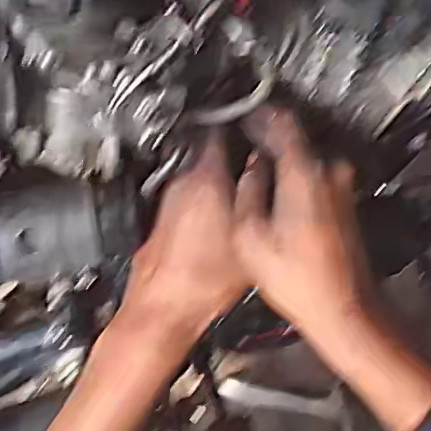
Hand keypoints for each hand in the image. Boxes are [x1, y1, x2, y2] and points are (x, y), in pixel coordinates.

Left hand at [117, 130, 250, 346]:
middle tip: (256, 157)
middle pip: (209, 149)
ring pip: (199, 171)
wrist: (164, 309)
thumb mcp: (250, 235)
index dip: (239, 121)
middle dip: (233, 150)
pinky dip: (207, 194)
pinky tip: (221, 216)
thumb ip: (258, 195)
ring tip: (243, 188)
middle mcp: (183, 182)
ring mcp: (170, 200)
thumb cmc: (203, 281)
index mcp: (205, 179)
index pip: (220, 129)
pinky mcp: (165, 217)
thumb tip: (266, 170)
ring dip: (220, 173)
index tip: (253, 121)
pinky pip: (190, 192)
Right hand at [231, 109, 372, 336]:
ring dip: (283, 154)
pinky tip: (278, 186)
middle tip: (244, 135)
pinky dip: (297, 172)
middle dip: (269, 134)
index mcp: (304, 173)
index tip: (242, 115)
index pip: (282, 122)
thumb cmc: (298, 279)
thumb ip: (247, 190)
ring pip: (306, 156)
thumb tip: (251, 168)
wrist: (343, 307)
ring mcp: (343, 185)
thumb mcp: (250, 236)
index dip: (259, 115)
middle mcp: (330, 171)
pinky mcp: (347, 200)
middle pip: (296, 137)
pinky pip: (316, 174)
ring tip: (257, 160)